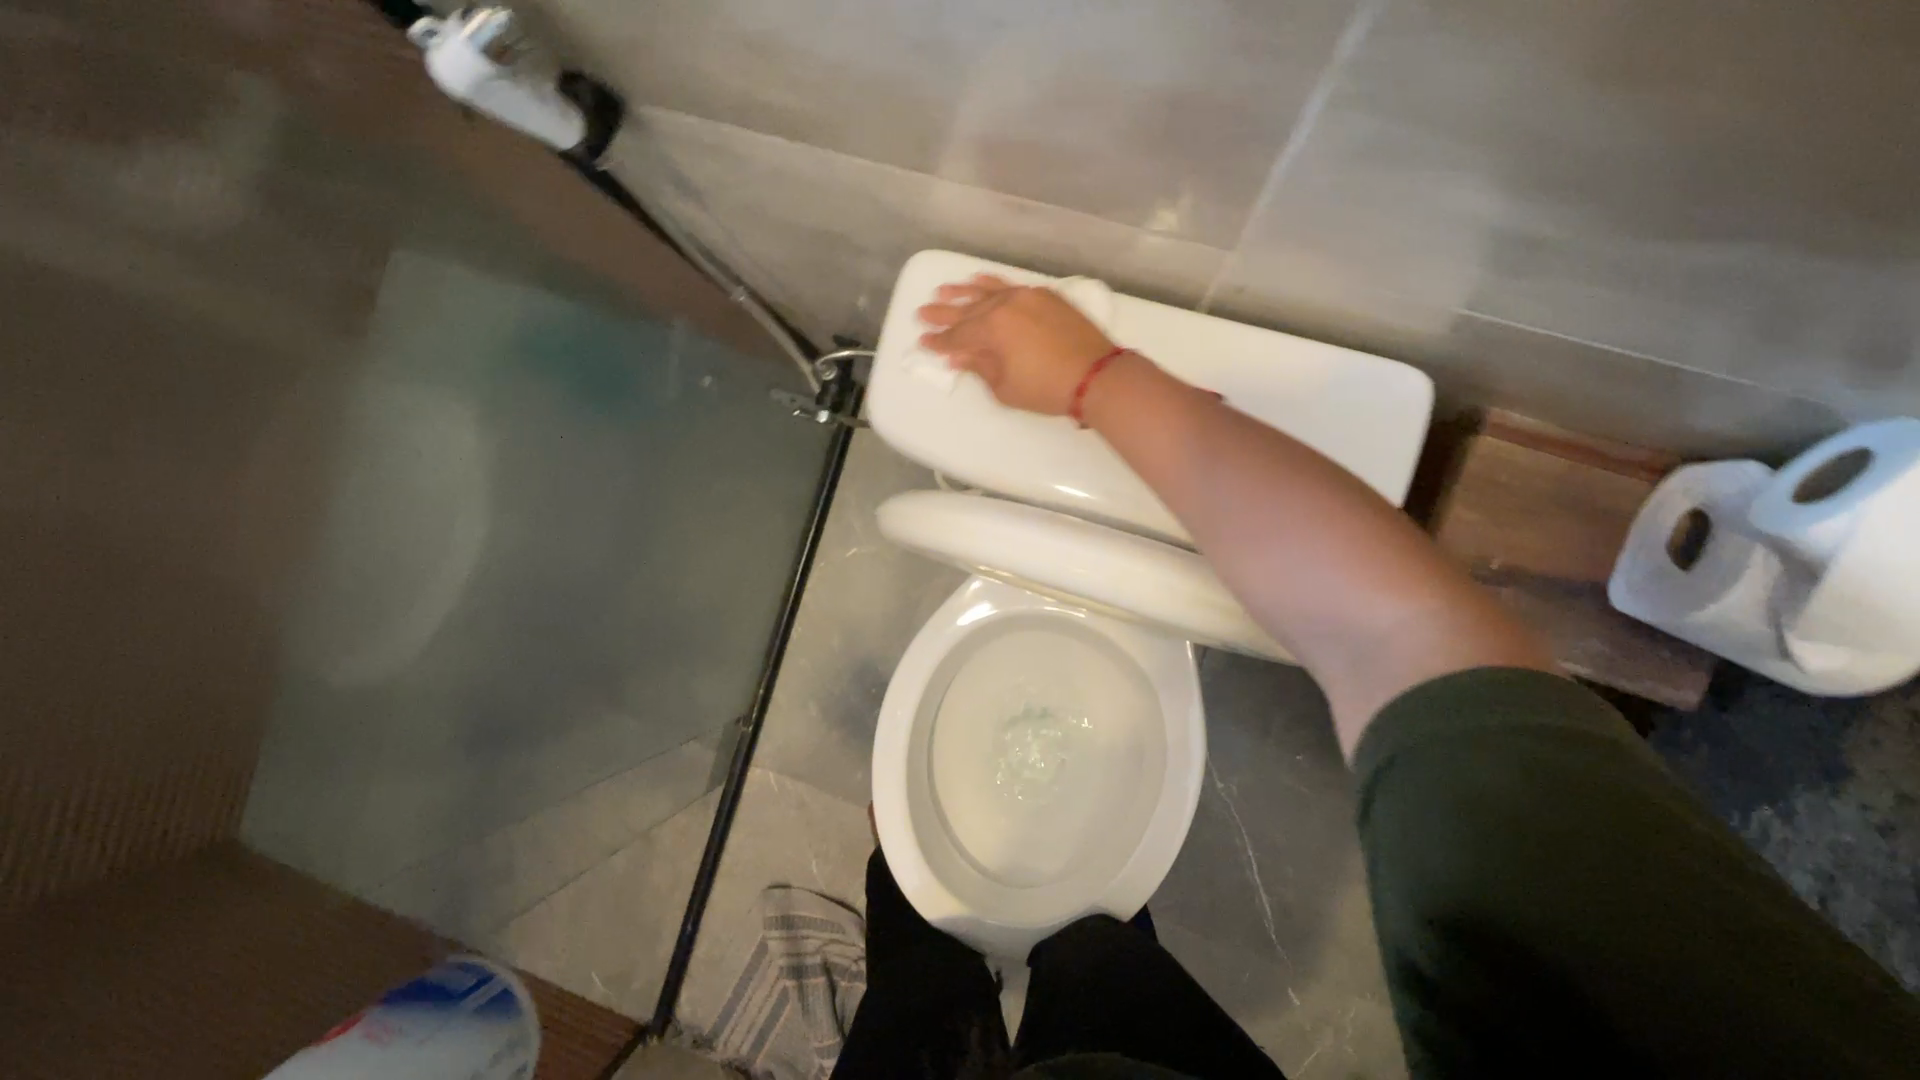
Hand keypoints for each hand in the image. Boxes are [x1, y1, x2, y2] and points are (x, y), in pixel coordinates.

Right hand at [916, 274, 1117, 415]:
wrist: (1096, 374)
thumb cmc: (1046, 388)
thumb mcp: (1005, 387)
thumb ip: (979, 367)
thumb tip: (958, 357)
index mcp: (993, 327)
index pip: (958, 335)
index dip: (939, 342)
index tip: (924, 342)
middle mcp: (1006, 304)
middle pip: (968, 310)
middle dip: (944, 314)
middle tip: (922, 314)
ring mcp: (1027, 296)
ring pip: (988, 291)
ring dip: (963, 292)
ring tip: (943, 291)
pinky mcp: (1045, 296)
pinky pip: (1010, 285)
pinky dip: (992, 284)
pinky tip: (979, 281)